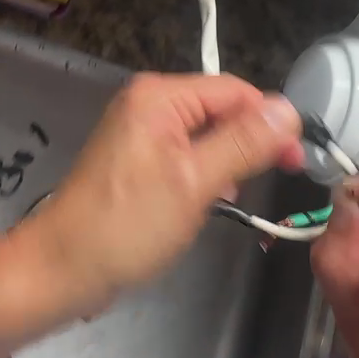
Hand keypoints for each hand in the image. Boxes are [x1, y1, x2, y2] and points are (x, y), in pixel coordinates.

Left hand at [19, 72, 302, 316]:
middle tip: (270, 178)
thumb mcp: (196, 182)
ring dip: (225, 160)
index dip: (268, 120)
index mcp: (159, 94)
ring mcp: (139, 127)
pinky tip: (207, 197)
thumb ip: (243, 142)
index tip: (295, 156)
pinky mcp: (135, 155)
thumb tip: (287, 108)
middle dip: (246, 142)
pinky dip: (202, 171)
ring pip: (203, 132)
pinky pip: (183, 150)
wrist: (62, 267)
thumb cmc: (129, 223)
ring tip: (231, 194)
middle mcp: (148, 100)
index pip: (232, 90)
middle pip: (217, 108)